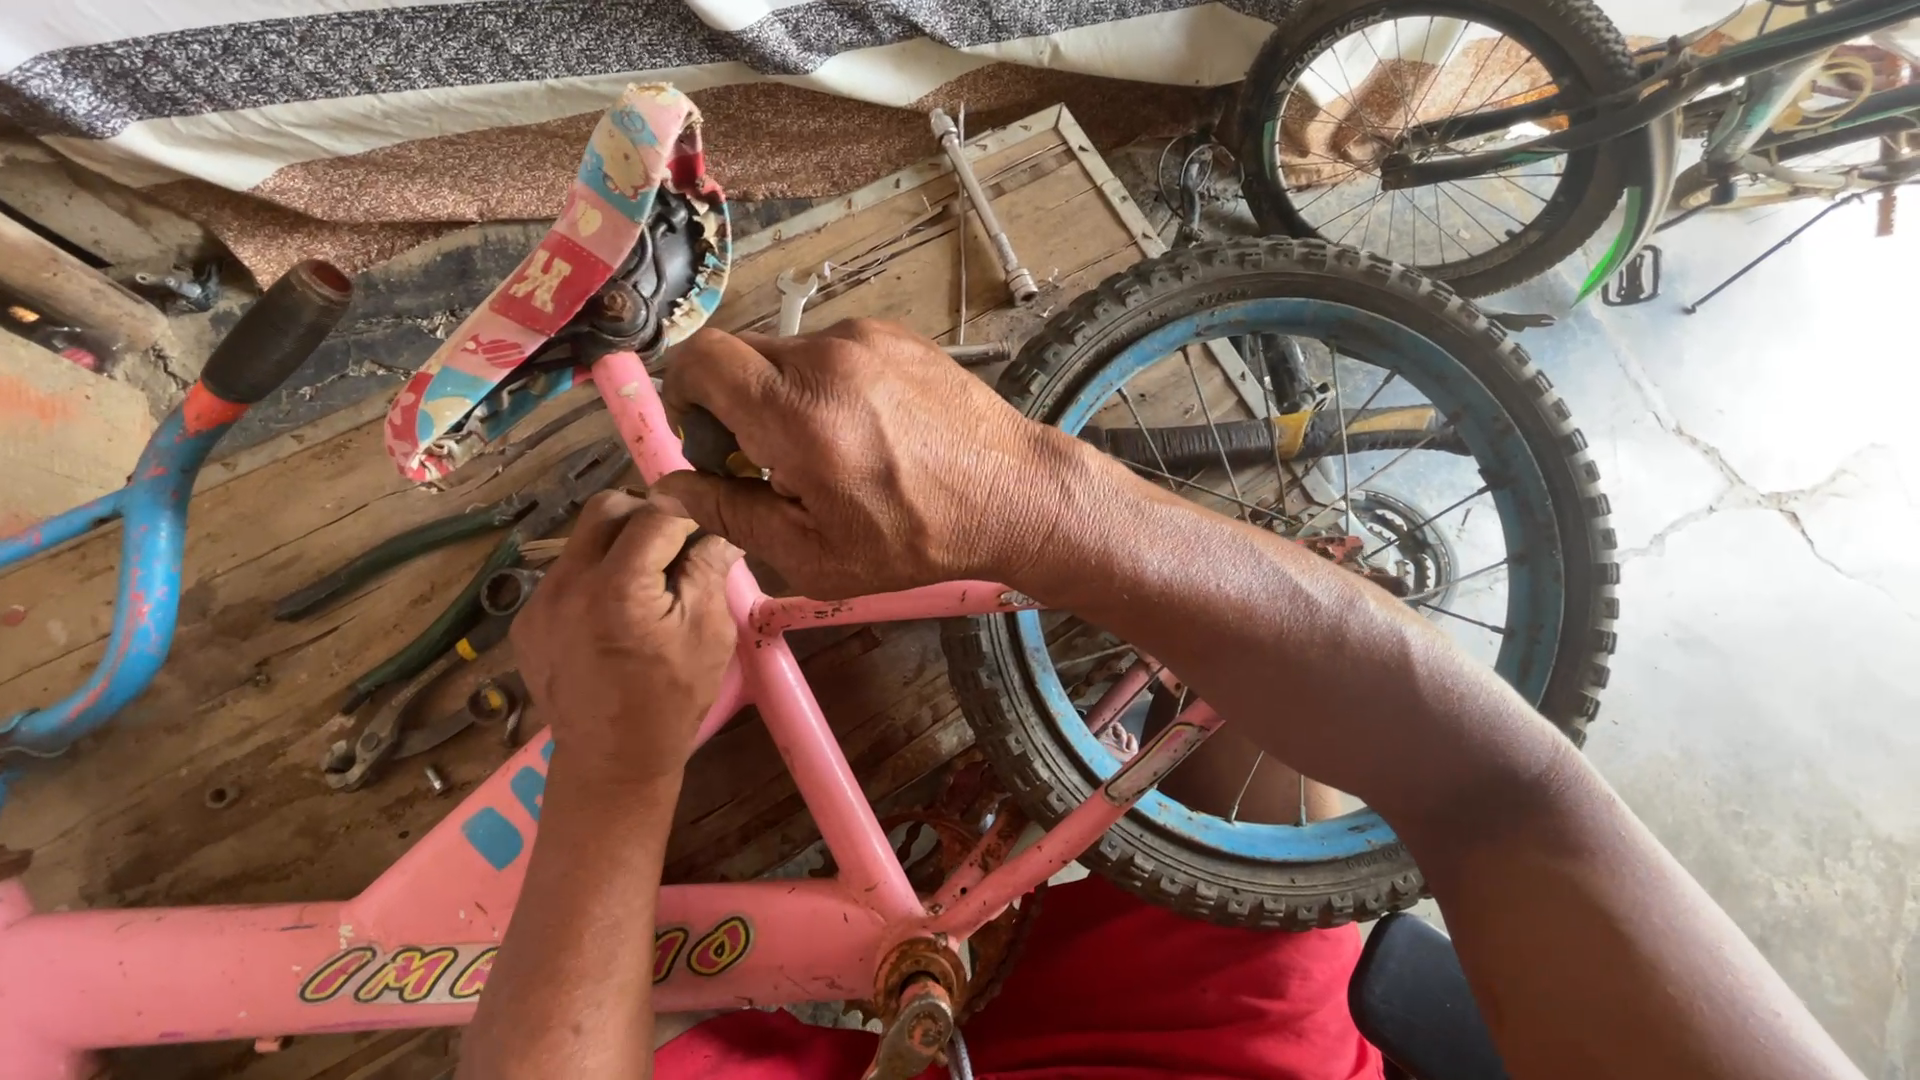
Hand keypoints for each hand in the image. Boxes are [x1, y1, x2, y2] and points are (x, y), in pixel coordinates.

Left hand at [510, 491, 740, 787]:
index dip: (688, 513)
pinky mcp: (527, 620)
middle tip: (675, 545)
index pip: (655, 515)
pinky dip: (597, 575)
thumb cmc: (672, 701)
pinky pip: (566, 573)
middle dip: (646, 514)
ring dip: (620, 544)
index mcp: (618, 589)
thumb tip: (722, 530)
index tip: (707, 523)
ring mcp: (539, 602)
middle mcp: (568, 585)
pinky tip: (617, 612)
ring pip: (582, 539)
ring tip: (648, 582)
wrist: (611, 761)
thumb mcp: (708, 634)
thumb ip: (708, 571)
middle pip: (607, 509)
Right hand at [654, 320, 1083, 597]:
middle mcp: (828, 356)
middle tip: (775, 462)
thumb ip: (731, 513)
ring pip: (789, 356)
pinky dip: (829, 386)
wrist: (1016, 495)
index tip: (711, 441)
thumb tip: (670, 486)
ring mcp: (867, 338)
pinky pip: (834, 352)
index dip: (684, 395)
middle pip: (742, 358)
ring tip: (834, 453)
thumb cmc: (917, 538)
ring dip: (787, 398)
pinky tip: (868, 431)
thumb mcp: (814, 554)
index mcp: (799, 411)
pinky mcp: (897, 335)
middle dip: (737, 406)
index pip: (699, 359)